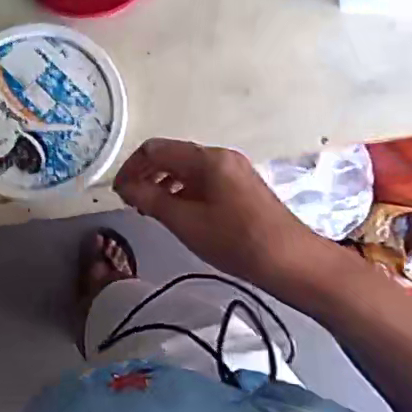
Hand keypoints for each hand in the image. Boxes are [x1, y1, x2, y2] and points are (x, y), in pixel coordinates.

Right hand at [113, 138, 329, 289]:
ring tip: (150, 210)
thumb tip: (125, 187)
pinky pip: (202, 179)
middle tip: (131, 203)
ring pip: (186, 168)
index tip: (118, 193)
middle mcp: (220, 156)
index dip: (131, 168)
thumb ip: (151, 199)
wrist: (292, 262)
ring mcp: (233, 170)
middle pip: (171, 155)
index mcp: (206, 159)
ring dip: (162, 183)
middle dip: (145, 175)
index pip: (155, 149)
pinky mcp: (241, 187)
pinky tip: (177, 213)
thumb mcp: (185, 222)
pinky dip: (181, 191)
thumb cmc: (235, 241)